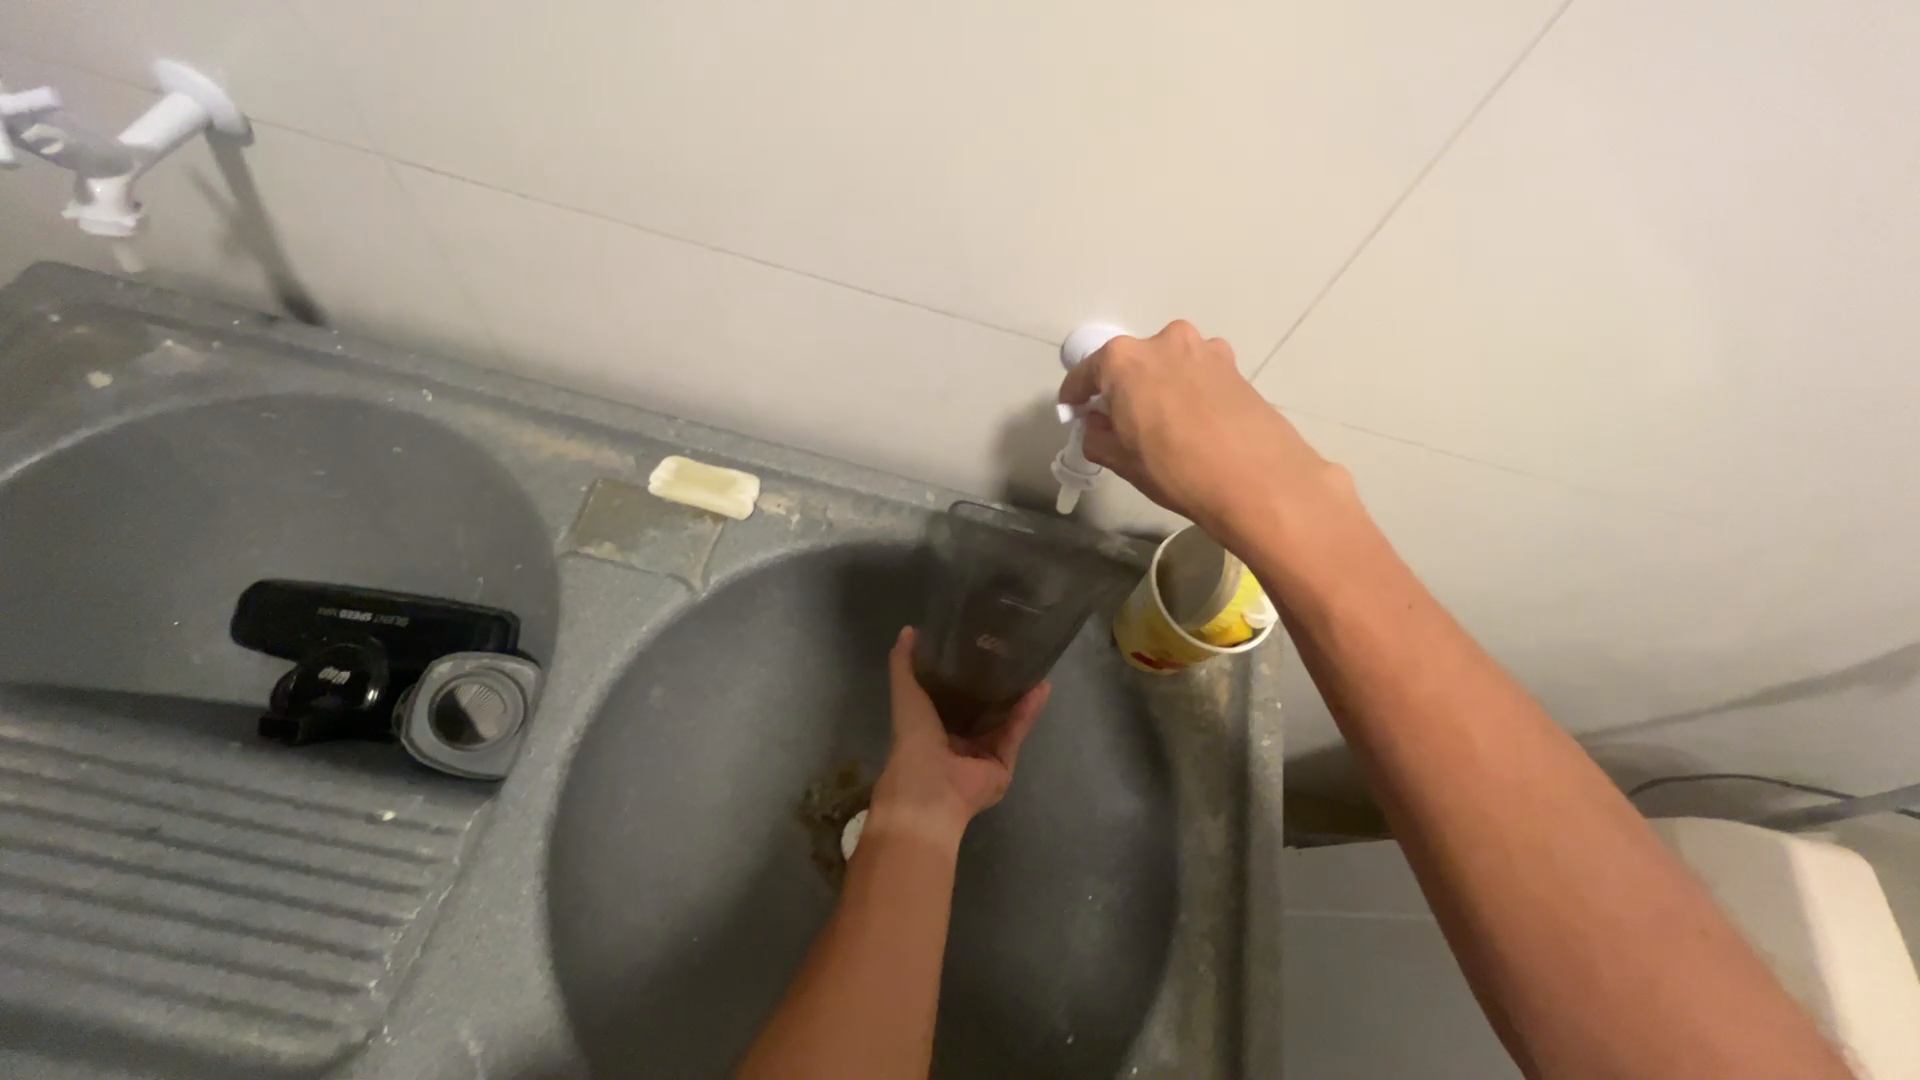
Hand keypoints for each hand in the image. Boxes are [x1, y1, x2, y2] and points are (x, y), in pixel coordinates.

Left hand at [869, 628, 1050, 846]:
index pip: (950, 696)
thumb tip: (908, 629)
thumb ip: (904, 663)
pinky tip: (1041, 687)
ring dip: (1017, 695)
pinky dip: (1028, 711)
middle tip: (1009, 654)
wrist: (931, 788)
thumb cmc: (913, 738)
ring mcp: (982, 754)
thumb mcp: (905, 693)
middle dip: (994, 684)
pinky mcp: (1003, 764)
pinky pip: (1016, 732)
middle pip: (981, 708)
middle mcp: (957, 741)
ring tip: (1032, 666)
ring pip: (1003, 719)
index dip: (961, 673)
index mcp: (930, 727)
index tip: (975, 646)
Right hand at [1058, 320, 1339, 538]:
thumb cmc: (1175, 470)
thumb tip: (1098, 426)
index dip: (1075, 395)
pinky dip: (1187, 392)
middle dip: (1120, 389)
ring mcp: (1204, 350)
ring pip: (1166, 366)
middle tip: (1119, 422)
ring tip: (1161, 425)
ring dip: (1157, 388)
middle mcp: (1163, 342)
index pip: (1086, 372)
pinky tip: (1192, 425)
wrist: (1257, 480)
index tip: (1073, 411)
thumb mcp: (1121, 461)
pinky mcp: (1234, 366)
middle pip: (1129, 363)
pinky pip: (1195, 375)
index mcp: (1124, 360)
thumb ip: (1097, 436)